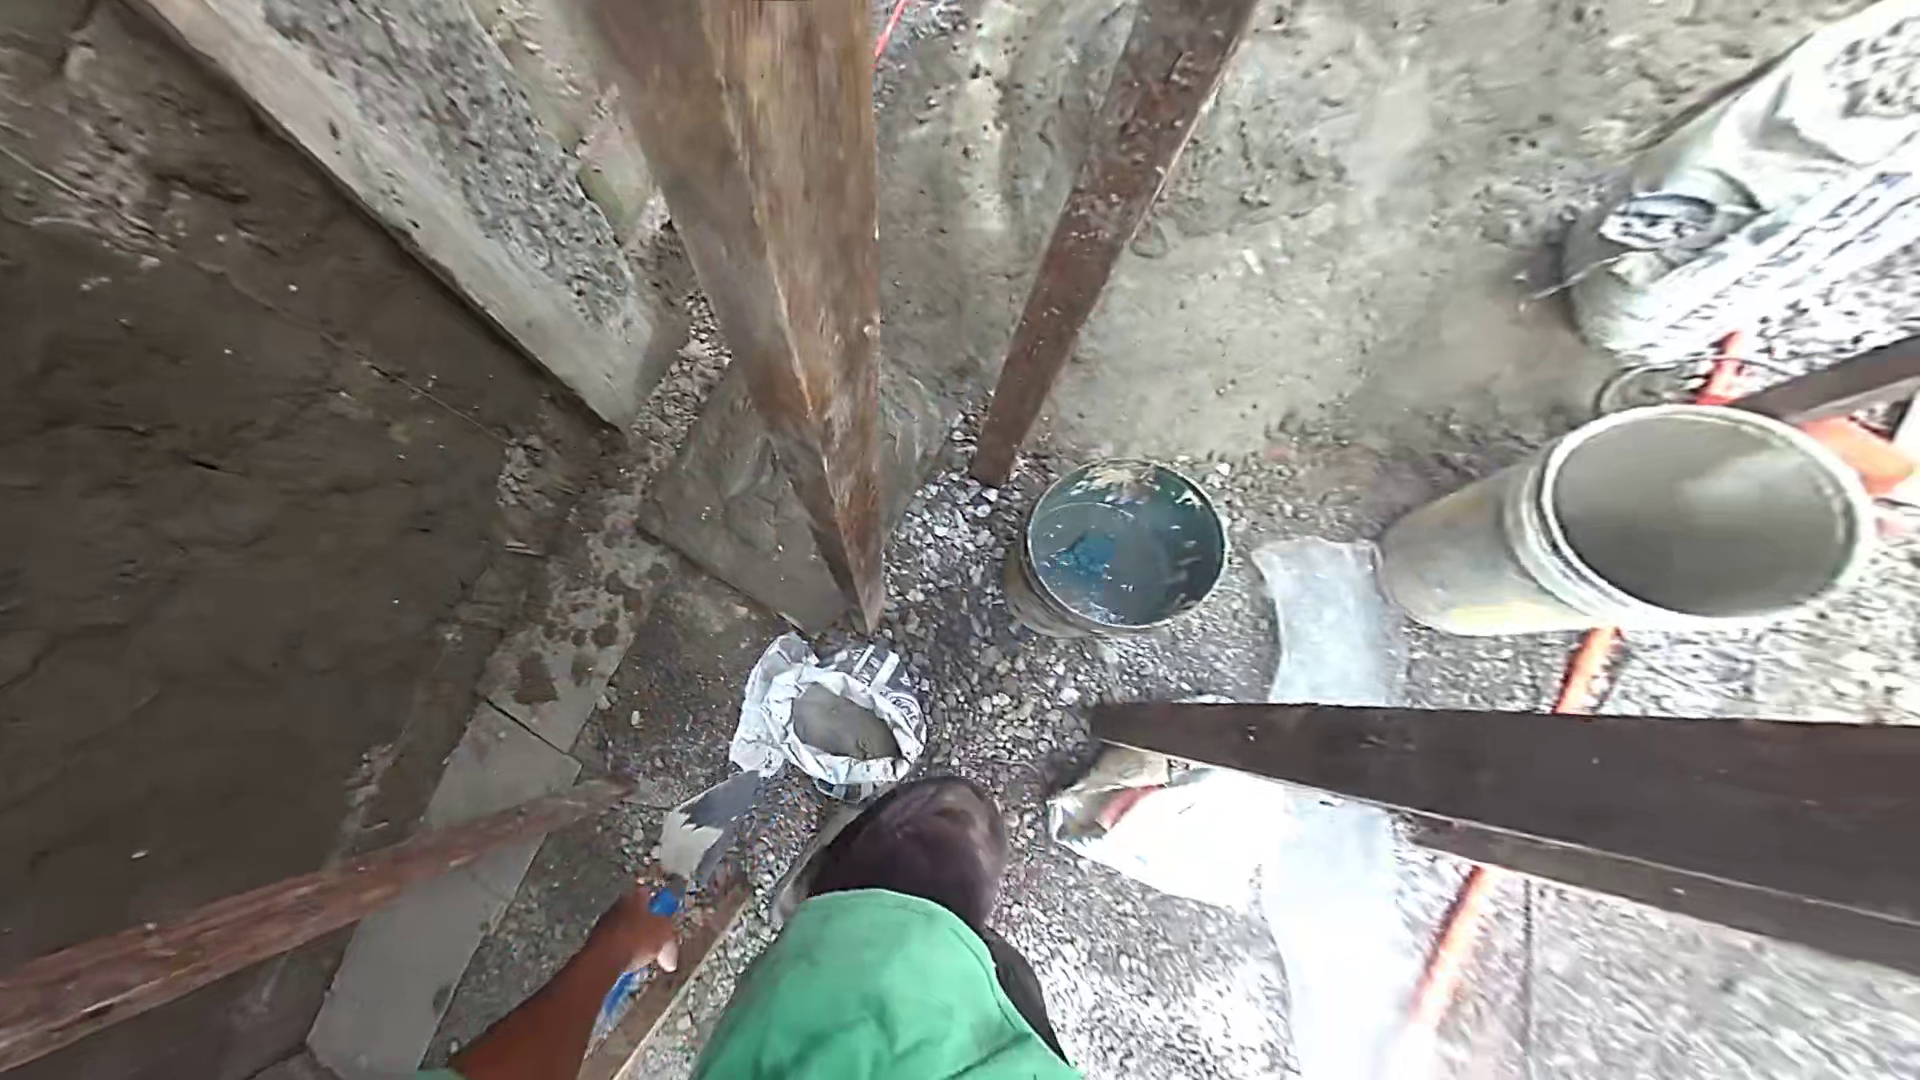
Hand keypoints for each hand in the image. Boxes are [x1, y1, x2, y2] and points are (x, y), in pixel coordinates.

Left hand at [593, 883, 680, 973]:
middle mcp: (616, 906)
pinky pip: (611, 950)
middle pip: (635, 915)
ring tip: (639, 960)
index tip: (664, 920)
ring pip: (622, 933)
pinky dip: (618, 958)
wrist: (600, 963)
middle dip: (644, 929)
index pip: (650, 894)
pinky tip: (624, 968)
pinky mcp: (591, 947)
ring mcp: (601, 926)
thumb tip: (671, 956)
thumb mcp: (665, 934)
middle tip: (654, 943)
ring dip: (630, 945)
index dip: (659, 907)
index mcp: (634, 896)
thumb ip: (670, 938)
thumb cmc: (635, 939)